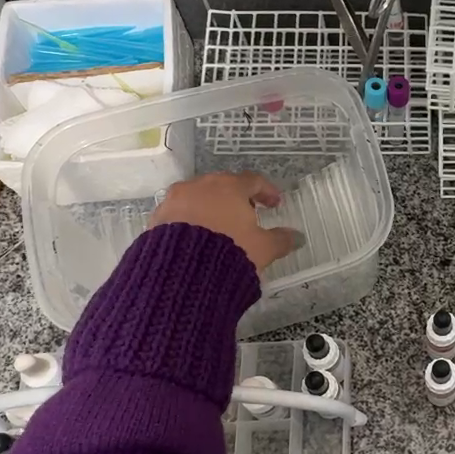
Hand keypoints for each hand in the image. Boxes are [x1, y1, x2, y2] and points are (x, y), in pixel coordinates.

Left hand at [149, 171, 301, 271]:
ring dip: (212, 208)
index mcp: (229, 187)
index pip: (253, 181)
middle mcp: (200, 186)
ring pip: (198, 197)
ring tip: (221, 228)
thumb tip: (297, 237)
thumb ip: (281, 240)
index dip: (267, 191)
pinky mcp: (157, 217)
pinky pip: (180, 214)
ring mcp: (175, 200)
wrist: (180, 271)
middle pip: (223, 185)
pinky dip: (192, 221)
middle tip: (248, 214)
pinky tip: (198, 239)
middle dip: (237, 198)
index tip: (275, 204)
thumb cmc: (229, 250)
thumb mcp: (263, 249)